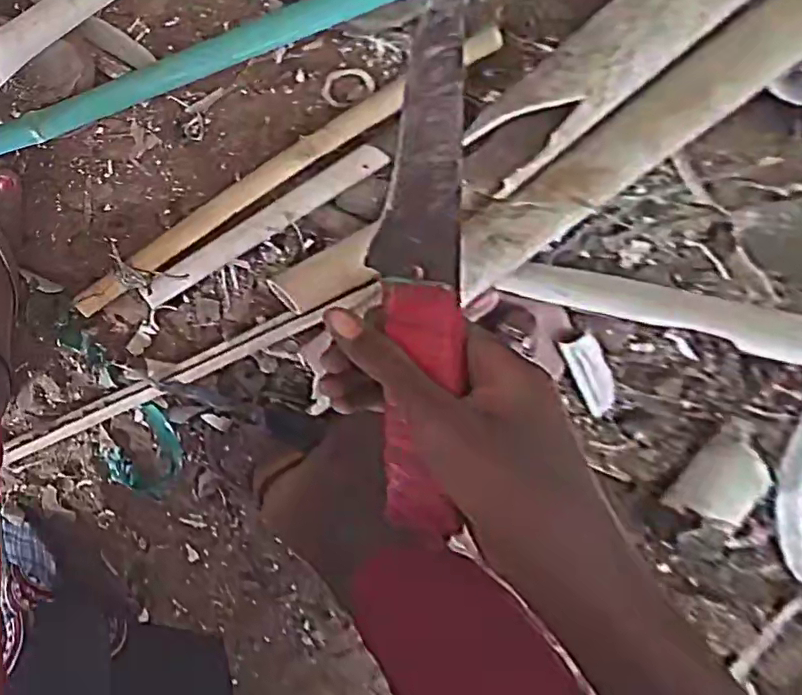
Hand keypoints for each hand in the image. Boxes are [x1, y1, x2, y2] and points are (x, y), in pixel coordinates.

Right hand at [317, 307, 626, 574]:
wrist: (564, 573)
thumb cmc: (514, 490)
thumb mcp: (434, 415)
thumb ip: (384, 363)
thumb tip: (344, 320)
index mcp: (504, 370)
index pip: (434, 322)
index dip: (384, 323)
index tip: (343, 332)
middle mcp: (499, 389)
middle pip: (419, 353)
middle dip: (368, 358)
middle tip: (329, 365)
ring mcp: (488, 421)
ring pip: (417, 385)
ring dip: (371, 386)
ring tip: (333, 394)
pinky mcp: (475, 449)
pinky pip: (424, 416)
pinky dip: (390, 413)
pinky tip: (360, 416)